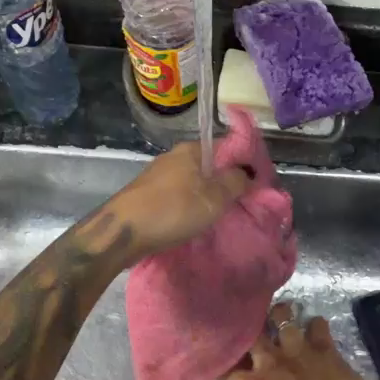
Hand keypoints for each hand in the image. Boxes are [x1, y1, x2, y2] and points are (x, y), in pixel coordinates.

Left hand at [104, 142, 251, 257]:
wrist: (122, 232)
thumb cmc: (171, 210)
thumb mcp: (213, 198)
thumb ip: (235, 182)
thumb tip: (247, 172)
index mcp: (191, 149)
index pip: (226, 147)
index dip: (244, 163)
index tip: (257, 183)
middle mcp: (174, 156)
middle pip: (210, 165)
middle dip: (226, 182)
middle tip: (242, 204)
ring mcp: (159, 175)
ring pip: (194, 181)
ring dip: (207, 196)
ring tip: (221, 215)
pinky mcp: (149, 194)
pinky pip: (179, 195)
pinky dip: (190, 205)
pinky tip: (195, 221)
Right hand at [222, 302, 379, 379]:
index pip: (226, 371)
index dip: (221, 364)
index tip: (221, 361)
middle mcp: (273, 363)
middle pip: (249, 332)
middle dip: (246, 329)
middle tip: (249, 330)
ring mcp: (298, 349)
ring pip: (281, 314)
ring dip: (279, 315)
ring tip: (281, 318)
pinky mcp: (324, 345)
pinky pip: (316, 323)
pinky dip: (315, 326)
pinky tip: (316, 331)